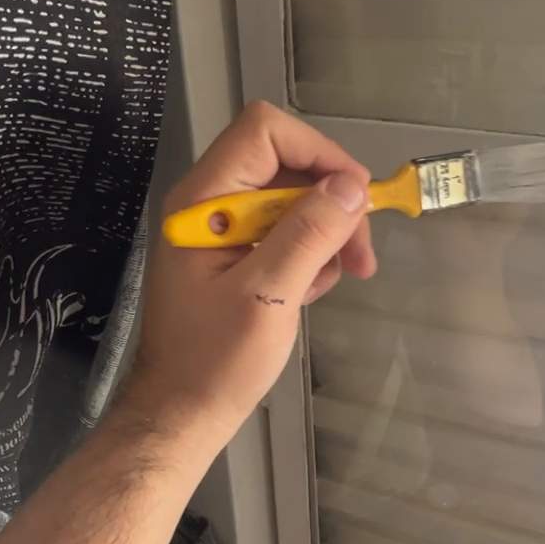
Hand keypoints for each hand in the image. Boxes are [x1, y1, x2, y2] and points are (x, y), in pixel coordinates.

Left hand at [120, 101, 378, 445]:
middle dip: (331, 206)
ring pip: (293, 202)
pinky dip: (308, 258)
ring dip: (324, 238)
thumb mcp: (267, 297)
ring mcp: (224, 231)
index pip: (266, 132)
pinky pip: (285, 234)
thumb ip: (308, 236)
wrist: (184, 410)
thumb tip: (352, 188)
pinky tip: (306, 295)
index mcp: (204, 202)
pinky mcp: (237, 256)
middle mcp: (211, 204)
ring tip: (324, 286)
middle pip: (287, 167)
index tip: (356, 200)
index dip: (319, 154)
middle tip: (360, 258)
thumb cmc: (215, 362)